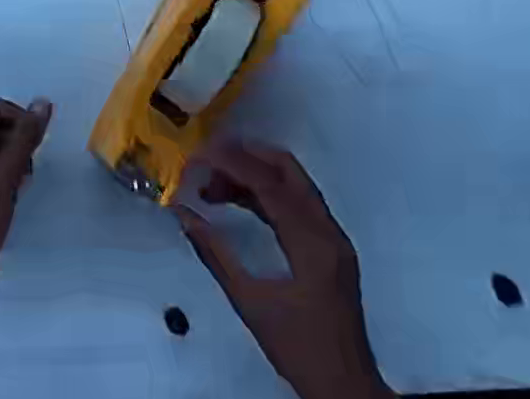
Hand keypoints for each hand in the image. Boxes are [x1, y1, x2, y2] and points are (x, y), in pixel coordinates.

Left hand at [0, 96, 51, 285]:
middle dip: (15, 140)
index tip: (38, 142)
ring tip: (23, 179)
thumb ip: (27, 133)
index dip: (19, 119)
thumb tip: (43, 102)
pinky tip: (15, 189)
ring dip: (11, 157)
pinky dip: (2, 171)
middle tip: (30, 163)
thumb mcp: (7, 168)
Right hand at [173, 142, 390, 398]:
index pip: (268, 183)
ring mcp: (332, 238)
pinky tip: (234, 199)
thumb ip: (214, 252)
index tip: (196, 155)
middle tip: (205, 156)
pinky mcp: (328, 247)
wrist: (347, 389)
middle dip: (244, 155)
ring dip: (251, 173)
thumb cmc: (298, 347)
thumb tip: (182, 212)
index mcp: (311, 243)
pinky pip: (295, 202)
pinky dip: (263, 192)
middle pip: (287, 170)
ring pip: (291, 183)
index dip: (230, 162)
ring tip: (211, 182)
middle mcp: (327, 232)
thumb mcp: (249, 301)